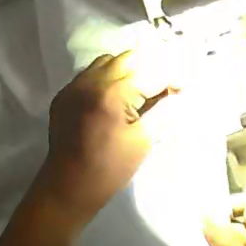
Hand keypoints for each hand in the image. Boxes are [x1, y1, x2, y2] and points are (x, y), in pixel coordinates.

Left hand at [29, 53, 168, 219]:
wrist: (69, 185)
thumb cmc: (111, 167)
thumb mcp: (144, 139)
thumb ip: (163, 109)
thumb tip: (180, 91)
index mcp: (113, 93)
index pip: (149, 73)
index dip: (169, 79)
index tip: (182, 87)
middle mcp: (90, 82)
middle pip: (126, 59)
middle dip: (146, 70)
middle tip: (160, 88)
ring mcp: (73, 87)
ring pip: (105, 63)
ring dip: (124, 71)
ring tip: (136, 92)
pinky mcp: (63, 95)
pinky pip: (88, 75)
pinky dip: (104, 80)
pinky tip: (112, 100)